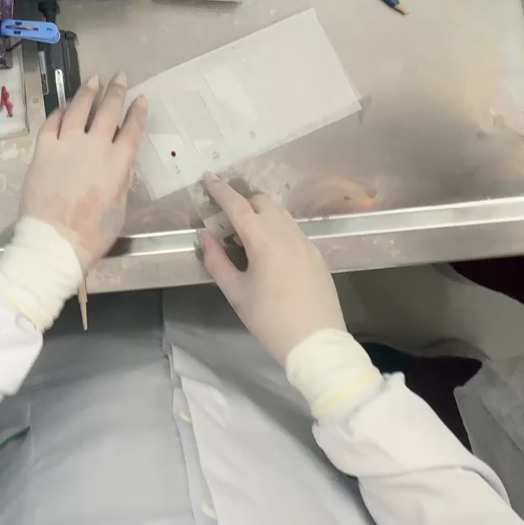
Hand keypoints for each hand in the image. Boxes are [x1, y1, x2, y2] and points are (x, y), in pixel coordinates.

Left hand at [19, 73, 148, 268]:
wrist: (54, 240)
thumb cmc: (92, 233)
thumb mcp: (119, 208)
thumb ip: (120, 179)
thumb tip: (119, 162)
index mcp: (118, 163)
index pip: (132, 129)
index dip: (138, 112)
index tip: (141, 98)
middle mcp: (94, 146)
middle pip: (107, 111)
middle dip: (116, 91)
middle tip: (119, 76)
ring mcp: (67, 144)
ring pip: (78, 109)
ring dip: (87, 92)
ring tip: (93, 79)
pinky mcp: (44, 148)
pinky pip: (52, 122)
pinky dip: (60, 110)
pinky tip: (65, 105)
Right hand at [198, 173, 345, 362]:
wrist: (318, 346)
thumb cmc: (270, 321)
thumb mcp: (236, 293)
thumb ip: (216, 260)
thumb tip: (205, 235)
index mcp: (264, 241)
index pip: (238, 205)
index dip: (220, 190)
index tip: (207, 177)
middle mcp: (287, 234)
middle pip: (261, 202)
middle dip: (242, 203)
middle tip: (227, 223)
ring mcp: (305, 243)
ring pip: (279, 214)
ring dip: (260, 215)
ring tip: (247, 239)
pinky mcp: (316, 255)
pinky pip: (292, 230)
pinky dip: (276, 229)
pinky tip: (269, 255)